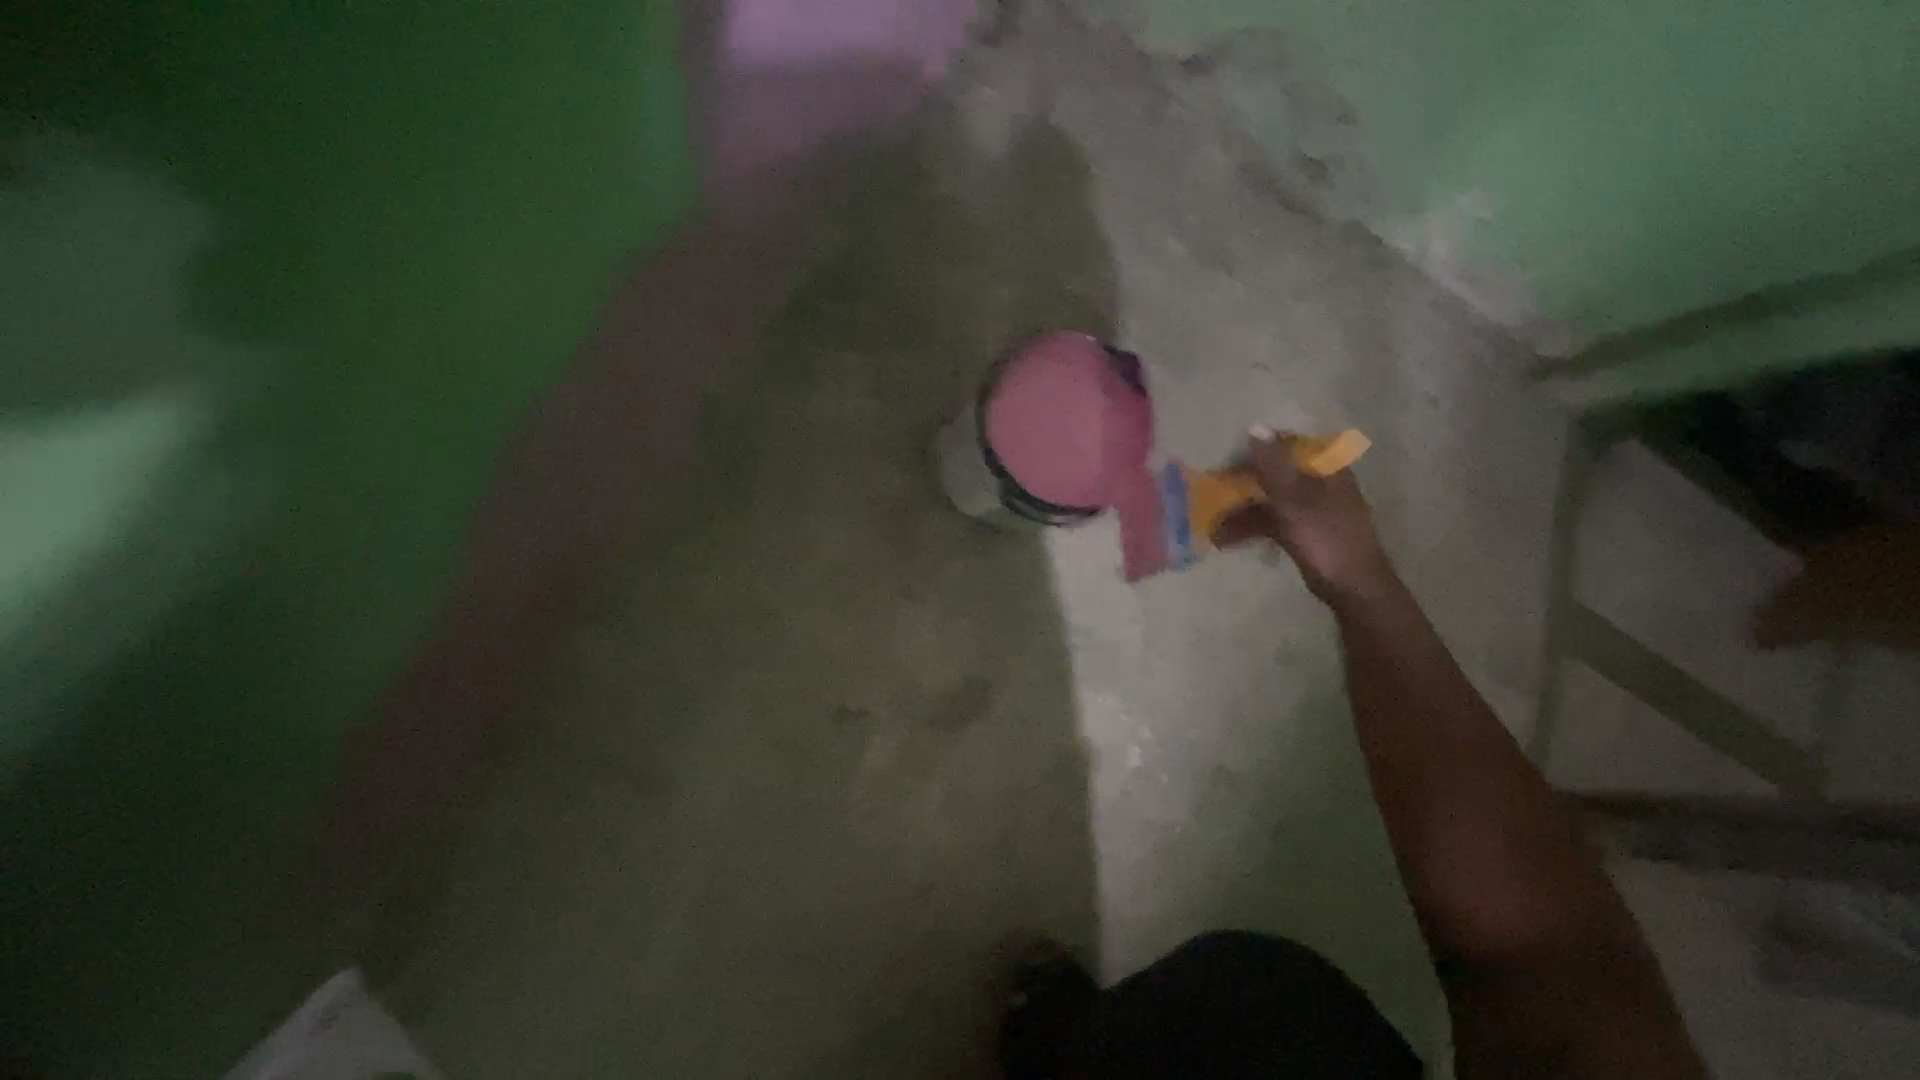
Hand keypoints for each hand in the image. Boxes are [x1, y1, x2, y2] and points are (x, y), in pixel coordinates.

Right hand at [1212, 430, 1394, 604]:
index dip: (1254, 452)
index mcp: (1325, 468)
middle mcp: (1319, 483)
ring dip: (1241, 512)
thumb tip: (1254, 427)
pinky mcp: (1304, 532)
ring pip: (1270, 501)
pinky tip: (1227, 540)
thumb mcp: (1295, 500)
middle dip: (1241, 487)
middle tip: (1212, 496)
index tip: (1225, 464)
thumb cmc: (1326, 538)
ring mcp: (1311, 509)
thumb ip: (1273, 465)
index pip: (1285, 447)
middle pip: (1273, 475)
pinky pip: (1272, 522)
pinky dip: (1251, 528)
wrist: (1353, 587)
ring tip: (1213, 529)